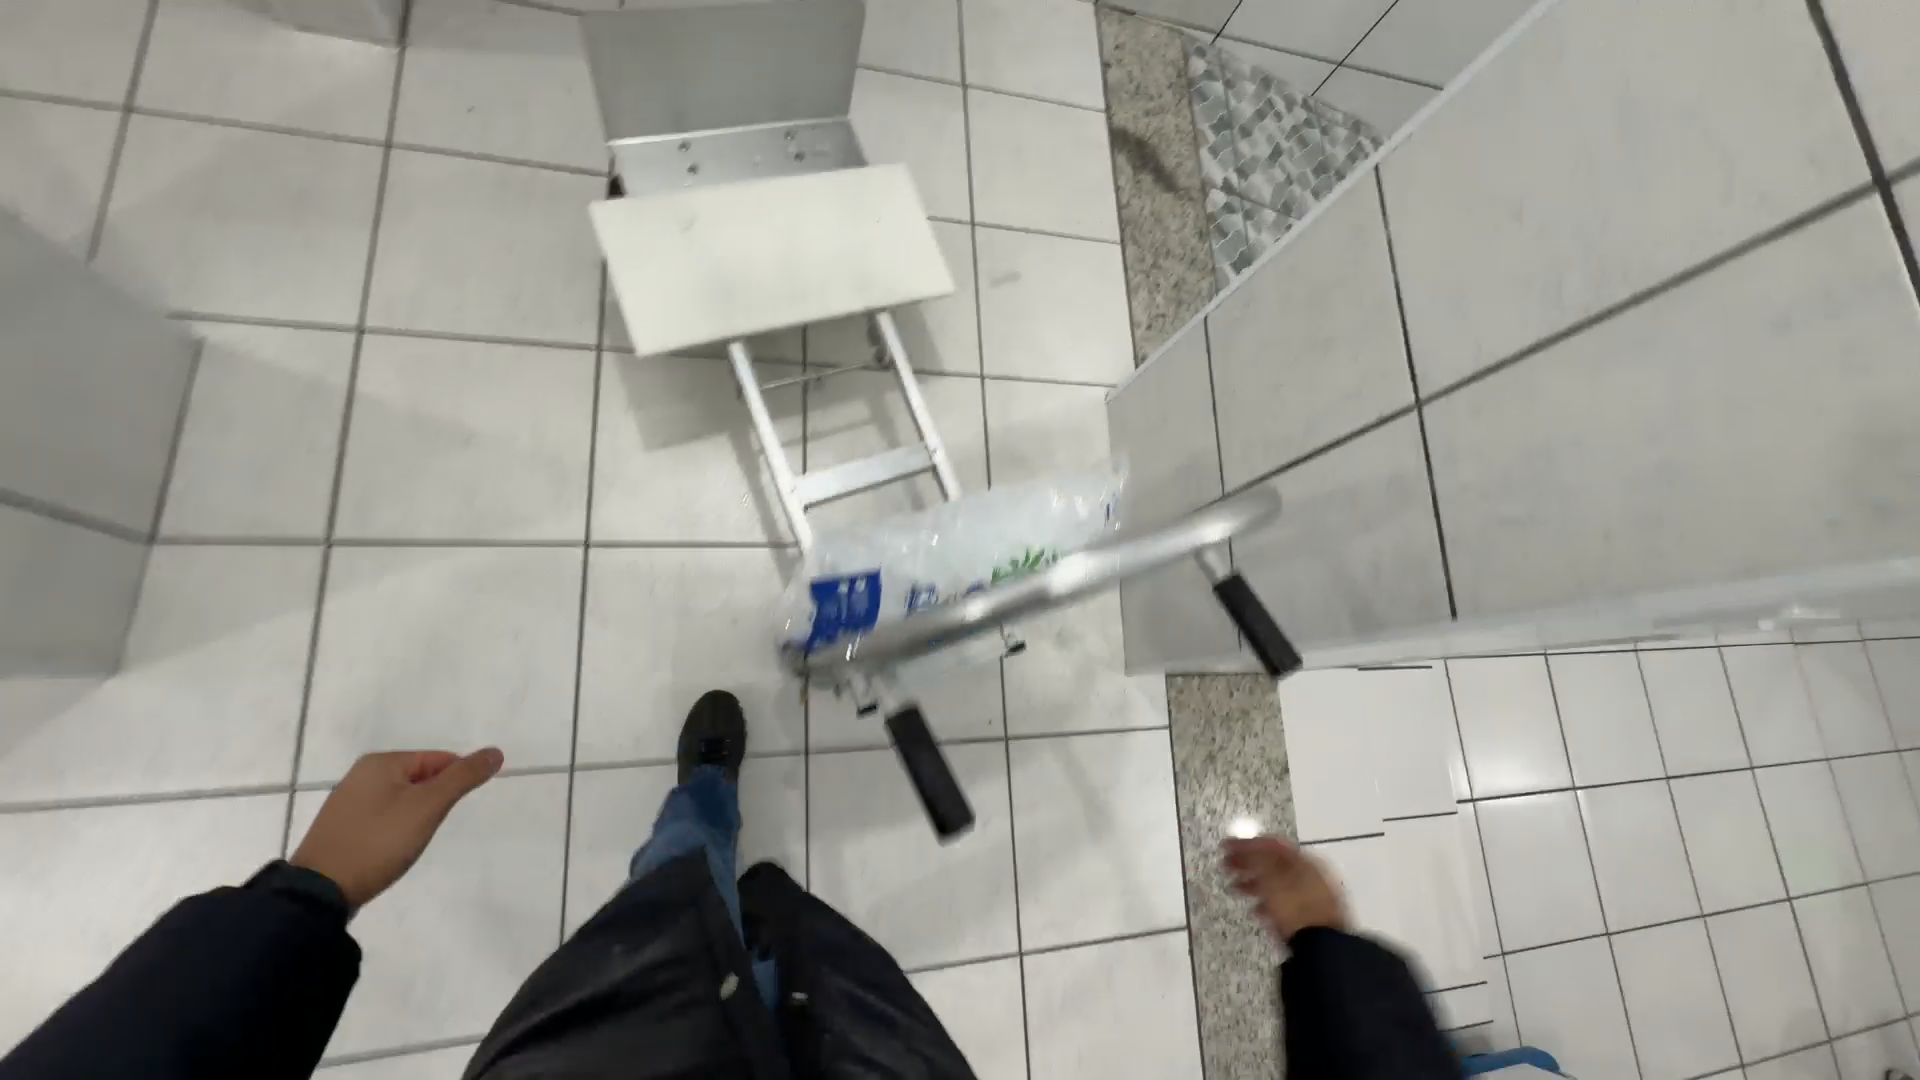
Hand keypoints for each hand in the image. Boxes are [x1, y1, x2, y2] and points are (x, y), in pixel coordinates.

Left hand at [291, 748, 504, 910]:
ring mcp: (348, 800)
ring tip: (409, 841)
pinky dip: (395, 827)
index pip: (442, 760)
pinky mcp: (341, 826)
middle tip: (428, 827)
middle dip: (435, 801)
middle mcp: (362, 774)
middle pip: (423, 777)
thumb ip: (464, 777)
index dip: (454, 784)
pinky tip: (391, 847)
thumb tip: (495, 752)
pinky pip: (384, 815)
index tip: (447, 812)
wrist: (318, 894)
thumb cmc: (379, 841)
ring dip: (416, 815)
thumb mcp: (429, 806)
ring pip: (404, 798)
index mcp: (382, 762)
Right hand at [1221, 834, 1347, 943]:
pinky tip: (1255, 910)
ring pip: (1277, 883)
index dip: (1246, 843)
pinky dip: (1267, 902)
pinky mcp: (1310, 917)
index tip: (1226, 847)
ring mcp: (1312, 896)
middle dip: (1247, 864)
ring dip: (1254, 883)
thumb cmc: (1294, 907)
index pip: (1270, 844)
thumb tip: (1245, 844)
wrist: (1321, 948)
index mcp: (1304, 861)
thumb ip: (1256, 858)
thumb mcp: (1270, 879)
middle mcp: (1310, 875)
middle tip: (1226, 865)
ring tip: (1234, 889)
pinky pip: (1283, 902)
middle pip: (1273, 863)